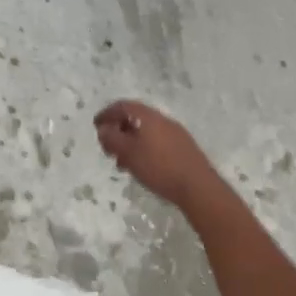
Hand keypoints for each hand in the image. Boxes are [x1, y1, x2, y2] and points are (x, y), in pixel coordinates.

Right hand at [93, 99, 213, 206]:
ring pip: (146, 132)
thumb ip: (112, 138)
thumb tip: (103, 129)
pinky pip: (158, 142)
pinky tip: (143, 167)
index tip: (96, 126)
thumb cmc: (159, 167)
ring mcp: (176, 133)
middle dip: (118, 131)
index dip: (106, 114)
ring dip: (131, 143)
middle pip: (134, 118)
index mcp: (147, 116)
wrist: (200, 189)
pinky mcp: (185, 148)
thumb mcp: (128, 153)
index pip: (122, 106)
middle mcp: (162, 119)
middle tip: (109, 148)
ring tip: (124, 163)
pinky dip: (145, 149)